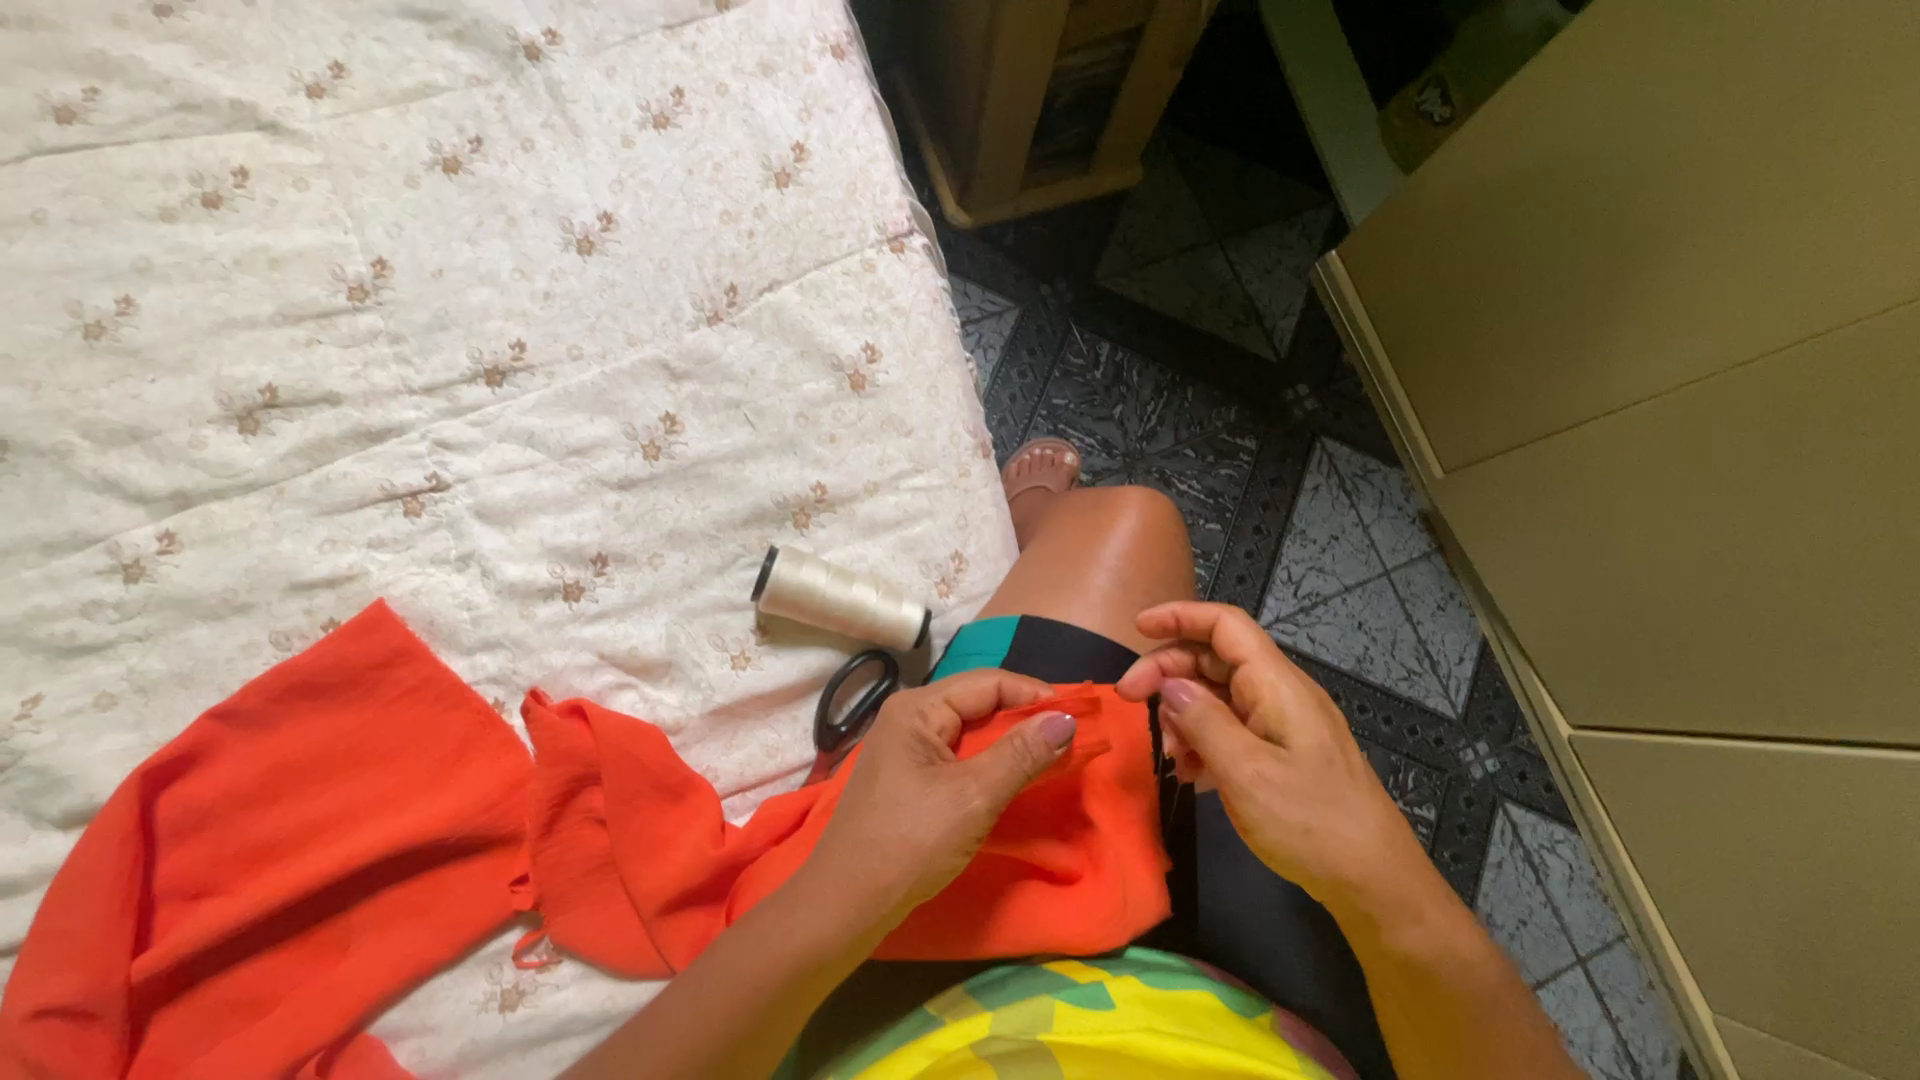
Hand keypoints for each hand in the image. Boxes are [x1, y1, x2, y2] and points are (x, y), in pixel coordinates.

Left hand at [807, 669, 1077, 924]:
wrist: (849, 902)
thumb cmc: (911, 842)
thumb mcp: (973, 796)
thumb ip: (1021, 754)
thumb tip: (1066, 719)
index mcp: (917, 709)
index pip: (988, 682)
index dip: (1034, 695)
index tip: (1077, 717)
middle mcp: (909, 717)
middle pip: (978, 702)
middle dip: (1025, 717)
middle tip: (1070, 737)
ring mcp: (907, 747)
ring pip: (971, 730)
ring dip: (1010, 741)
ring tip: (1051, 755)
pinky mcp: (910, 776)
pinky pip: (959, 755)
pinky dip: (990, 762)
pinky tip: (1013, 776)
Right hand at [1117, 602, 1440, 920]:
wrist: (1374, 880)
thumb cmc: (1311, 822)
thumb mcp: (1246, 773)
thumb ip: (1203, 721)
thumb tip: (1169, 684)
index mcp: (1276, 684)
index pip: (1225, 625)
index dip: (1180, 615)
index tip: (1137, 627)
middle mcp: (1279, 693)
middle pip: (1214, 658)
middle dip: (1168, 672)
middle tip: (1129, 700)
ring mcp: (1282, 724)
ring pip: (1218, 695)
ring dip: (1183, 713)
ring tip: (1168, 754)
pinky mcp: (1282, 753)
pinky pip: (1231, 728)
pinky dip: (1202, 740)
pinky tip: (1190, 773)